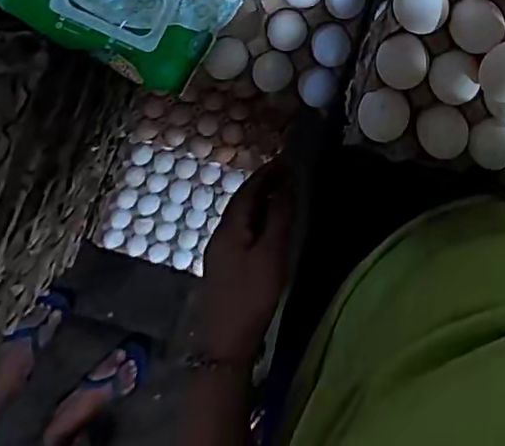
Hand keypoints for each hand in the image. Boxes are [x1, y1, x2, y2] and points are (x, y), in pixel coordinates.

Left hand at [197, 160, 295, 363]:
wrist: (225, 344)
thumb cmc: (252, 294)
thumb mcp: (272, 253)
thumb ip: (279, 216)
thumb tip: (286, 183)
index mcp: (229, 227)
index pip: (248, 190)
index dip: (267, 173)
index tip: (285, 160)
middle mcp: (219, 234)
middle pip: (241, 201)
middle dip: (262, 185)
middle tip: (285, 174)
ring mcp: (218, 252)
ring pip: (240, 216)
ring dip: (258, 202)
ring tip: (280, 195)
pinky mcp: (222, 268)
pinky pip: (240, 230)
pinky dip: (255, 219)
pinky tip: (266, 227)